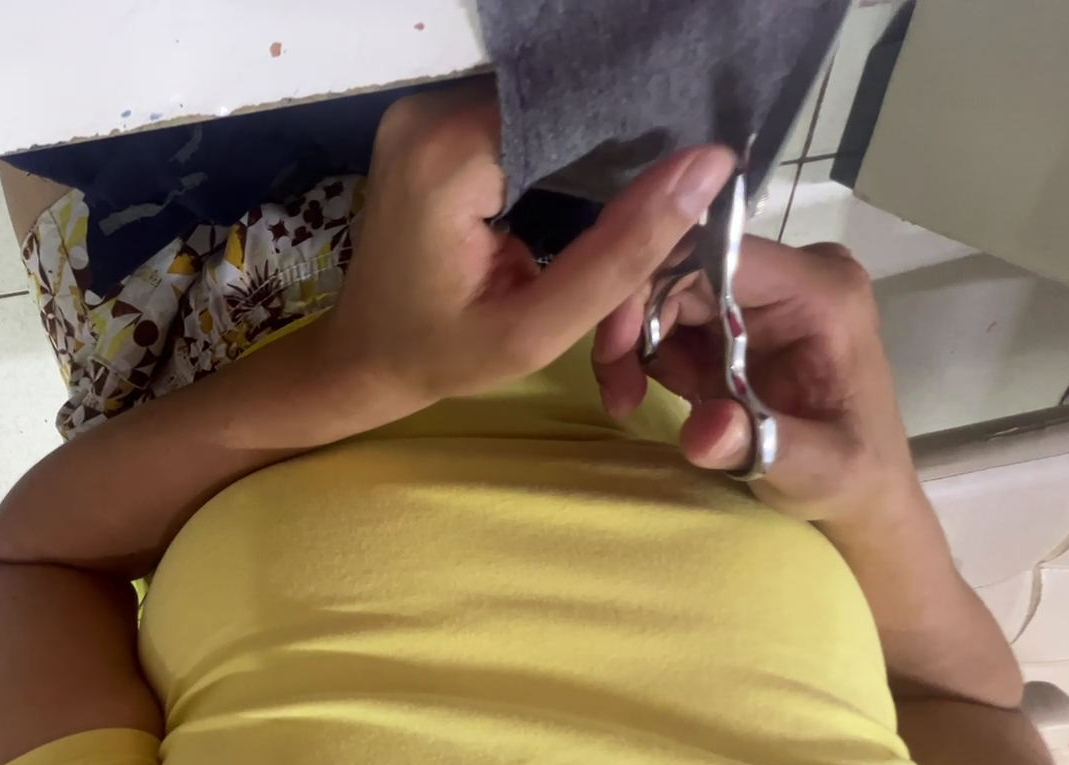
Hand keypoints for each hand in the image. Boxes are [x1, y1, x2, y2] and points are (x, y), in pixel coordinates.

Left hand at [324, 82, 735, 403]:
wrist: (360, 359)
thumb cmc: (436, 358)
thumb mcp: (532, 330)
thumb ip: (618, 255)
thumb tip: (708, 166)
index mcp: (447, 155)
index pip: (577, 105)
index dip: (637, 136)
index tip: (678, 175)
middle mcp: (427, 114)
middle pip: (559, 100)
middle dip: (610, 145)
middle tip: (651, 197)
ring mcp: (419, 115)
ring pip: (541, 105)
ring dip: (583, 147)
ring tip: (614, 198)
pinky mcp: (424, 127)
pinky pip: (513, 117)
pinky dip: (550, 148)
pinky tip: (570, 190)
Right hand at [591, 238, 918, 531]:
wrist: (855, 490)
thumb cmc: (848, 479)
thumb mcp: (815, 473)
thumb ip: (759, 446)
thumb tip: (702, 430)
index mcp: (819, 293)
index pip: (713, 257)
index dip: (649, 291)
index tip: (614, 353)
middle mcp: (791, 277)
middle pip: (677, 270)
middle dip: (631, 329)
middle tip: (618, 394)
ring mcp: (759, 295)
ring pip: (661, 293)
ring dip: (631, 349)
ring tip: (631, 400)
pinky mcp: (733, 318)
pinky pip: (665, 316)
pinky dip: (641, 355)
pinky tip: (649, 392)